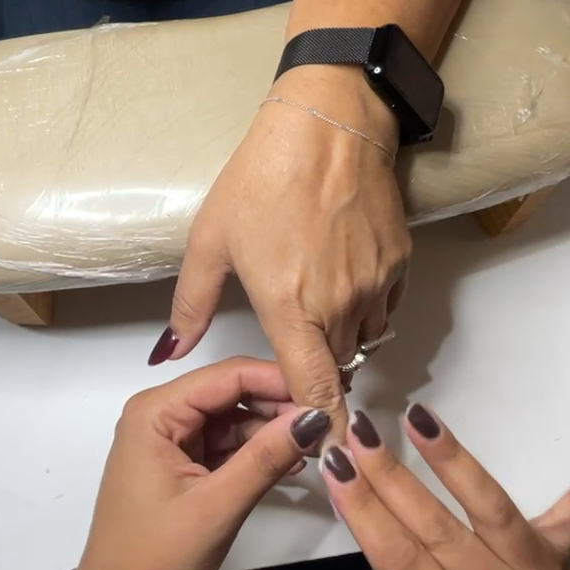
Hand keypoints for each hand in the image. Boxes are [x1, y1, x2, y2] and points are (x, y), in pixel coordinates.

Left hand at [49, 359, 332, 569]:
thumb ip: (266, 457)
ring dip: (272, 430)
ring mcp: (171, 438)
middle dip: (279, 405)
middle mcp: (161, 414)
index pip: (228, 374)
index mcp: (155, 412)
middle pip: (232, 391)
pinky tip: (292, 462)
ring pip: (234, 417)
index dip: (280, 379)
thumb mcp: (217, 507)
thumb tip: (314, 416)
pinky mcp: (182, 462)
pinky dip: (257, 451)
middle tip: (329, 422)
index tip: (328, 392)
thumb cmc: (154, 560)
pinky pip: (227, 443)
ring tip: (318, 444)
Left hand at [155, 65, 409, 436]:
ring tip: (316, 314)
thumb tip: (170, 350)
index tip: (313, 444)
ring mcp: (375, 285)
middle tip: (295, 356)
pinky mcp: (399, 263)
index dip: (316, 426)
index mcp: (291, 308)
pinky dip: (366, 313)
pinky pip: (385, 309)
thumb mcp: (211, 241)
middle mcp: (341, 306)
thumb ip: (192, 305)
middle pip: (338, 370)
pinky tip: (342, 285)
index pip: (313, 391)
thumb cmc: (263, 179)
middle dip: (318, 375)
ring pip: (363, 341)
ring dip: (341, 343)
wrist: (327, 125)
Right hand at [323, 406, 569, 569]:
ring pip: (495, 510)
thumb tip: (363, 494)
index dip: (367, 512)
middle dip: (392, 480)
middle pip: (442, 533)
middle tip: (357, 434)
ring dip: (454, 460)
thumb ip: (397, 569)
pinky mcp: (567, 558)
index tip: (335, 465)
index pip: (405, 565)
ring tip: (418, 419)